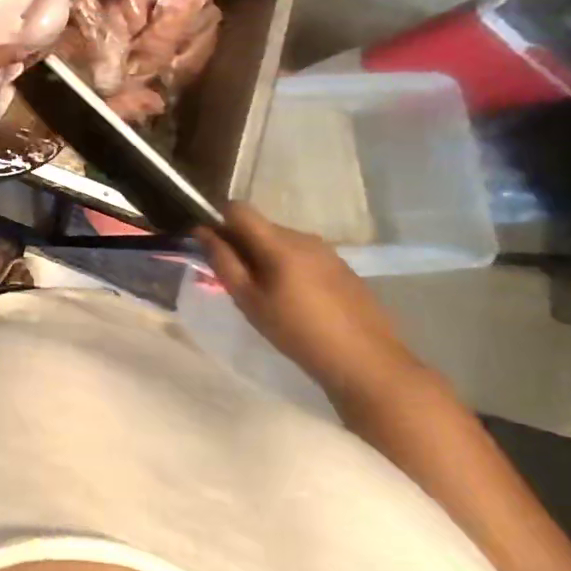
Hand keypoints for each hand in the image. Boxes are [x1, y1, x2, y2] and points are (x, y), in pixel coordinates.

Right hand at [194, 202, 424, 401]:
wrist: (367, 362)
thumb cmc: (298, 333)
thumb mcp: (250, 301)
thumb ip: (224, 262)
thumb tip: (203, 232)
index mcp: (279, 242)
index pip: (239, 209)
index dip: (219, 220)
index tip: (212, 246)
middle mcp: (304, 237)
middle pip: (260, 226)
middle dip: (242, 243)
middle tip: (236, 280)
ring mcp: (327, 251)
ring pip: (282, 241)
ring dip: (266, 256)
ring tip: (266, 293)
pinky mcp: (342, 266)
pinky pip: (303, 254)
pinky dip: (289, 266)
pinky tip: (296, 300)